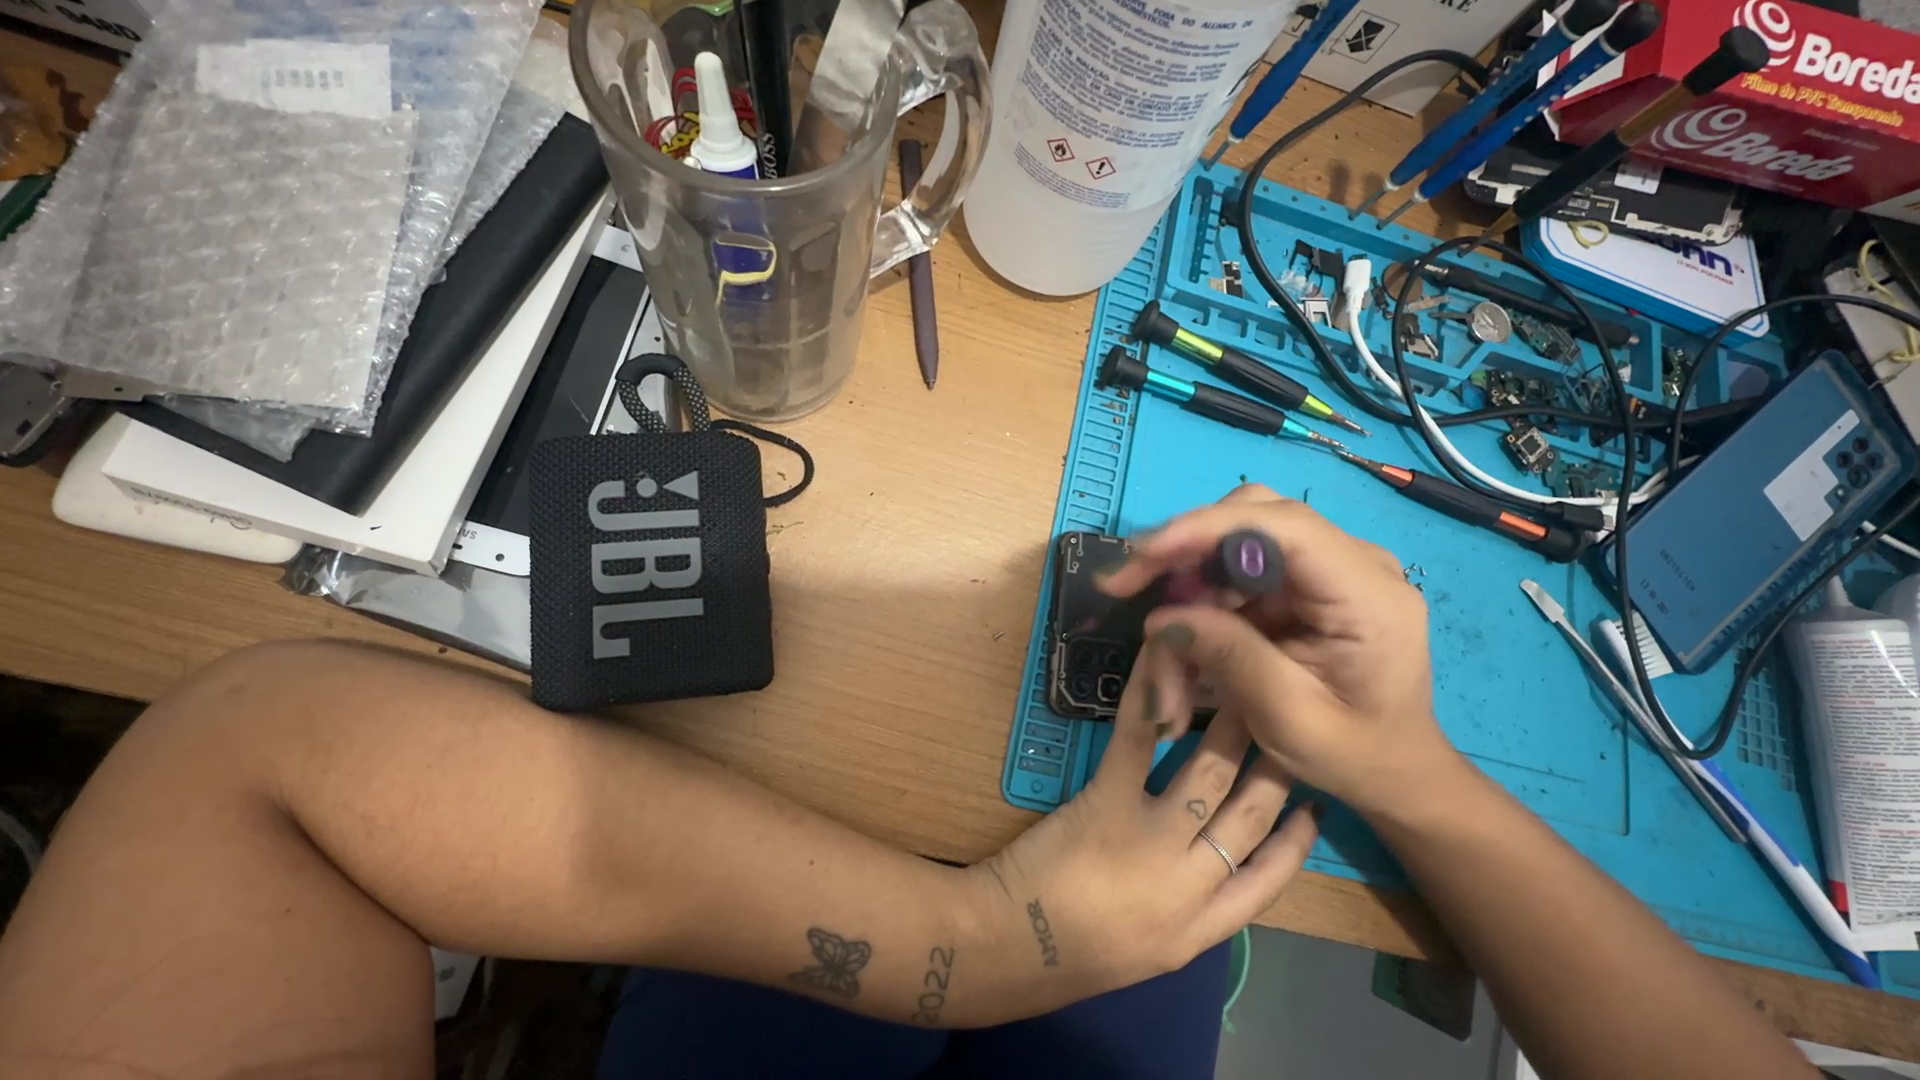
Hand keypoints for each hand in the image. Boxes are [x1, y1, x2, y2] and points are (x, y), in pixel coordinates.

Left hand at [971, 645, 1319, 998]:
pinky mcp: (1108, 801)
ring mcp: (1153, 840)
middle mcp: (1191, 883)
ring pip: (1212, 772)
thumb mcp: (1146, 951)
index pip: (1271, 879)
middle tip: (1289, 722)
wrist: (1012, 948)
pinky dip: (1152, 699)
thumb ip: (1185, 914)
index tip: (1315, 804)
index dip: (1297, 839)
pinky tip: (1164, 664)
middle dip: (1277, 764)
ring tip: (1246, 687)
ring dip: (1233, 725)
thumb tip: (1208, 868)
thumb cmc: (1070, 952)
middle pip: (1252, 813)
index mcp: (1202, 927)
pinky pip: (1140, 741)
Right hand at [1097, 484, 1461, 818]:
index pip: (1283, 525)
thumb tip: (1161, 618)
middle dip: (1184, 548)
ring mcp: (1327, 569)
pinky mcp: (1304, 583)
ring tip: (1160, 647)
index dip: (1206, 527)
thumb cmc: (1355, 754)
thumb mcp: (1289, 718)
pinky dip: (1200, 602)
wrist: (1395, 771)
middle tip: (1127, 588)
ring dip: (1185, 586)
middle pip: (1252, 518)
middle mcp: (1351, 563)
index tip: (1143, 555)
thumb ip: (1230, 658)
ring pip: (1233, 542)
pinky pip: (1236, 572)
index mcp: (1367, 593)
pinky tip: (1183, 643)